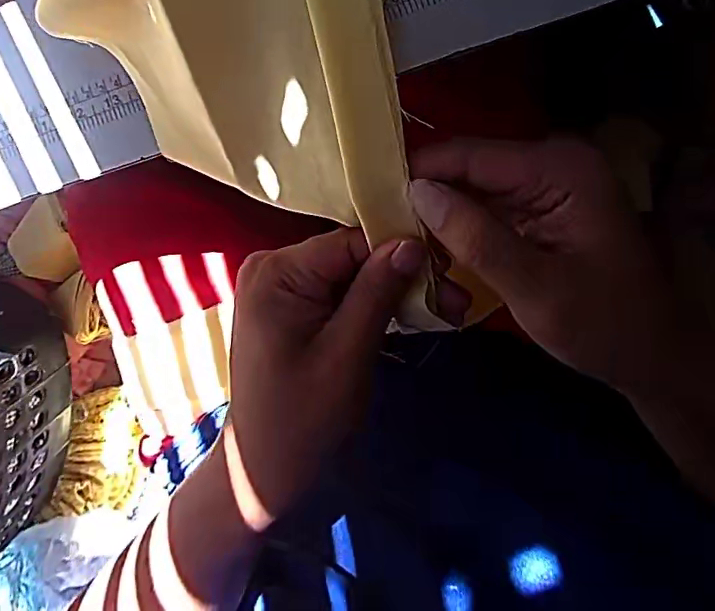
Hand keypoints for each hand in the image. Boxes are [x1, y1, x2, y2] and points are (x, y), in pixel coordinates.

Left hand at [224, 230, 425, 525]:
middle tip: (454, 300)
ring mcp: (278, 284)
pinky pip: (338, 289)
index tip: (446, 271)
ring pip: (349, 272)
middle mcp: (272, 266)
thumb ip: (377, 293)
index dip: (400, 252)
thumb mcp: (345, 357)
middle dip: (401, 275)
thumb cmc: (300, 421)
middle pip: (351, 255)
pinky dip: (371, 303)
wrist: (260, 472)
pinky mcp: (289, 303)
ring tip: (444, 308)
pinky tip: (408, 315)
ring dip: (392, 290)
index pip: (350, 242)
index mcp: (276, 272)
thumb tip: (412, 242)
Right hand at [408, 137, 689, 392]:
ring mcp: (545, 182)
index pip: (470, 155)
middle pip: (466, 170)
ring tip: (410, 254)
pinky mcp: (538, 205)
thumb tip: (416, 191)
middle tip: (386, 235)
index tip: (370, 195)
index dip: (419, 171)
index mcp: (560, 167)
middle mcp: (551, 161)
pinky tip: (440, 261)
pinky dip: (460, 232)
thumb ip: (475, 237)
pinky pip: (484, 208)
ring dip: (441, 222)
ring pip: (469, 189)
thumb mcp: (537, 289)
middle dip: (428, 201)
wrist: (659, 358)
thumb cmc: (608, 327)